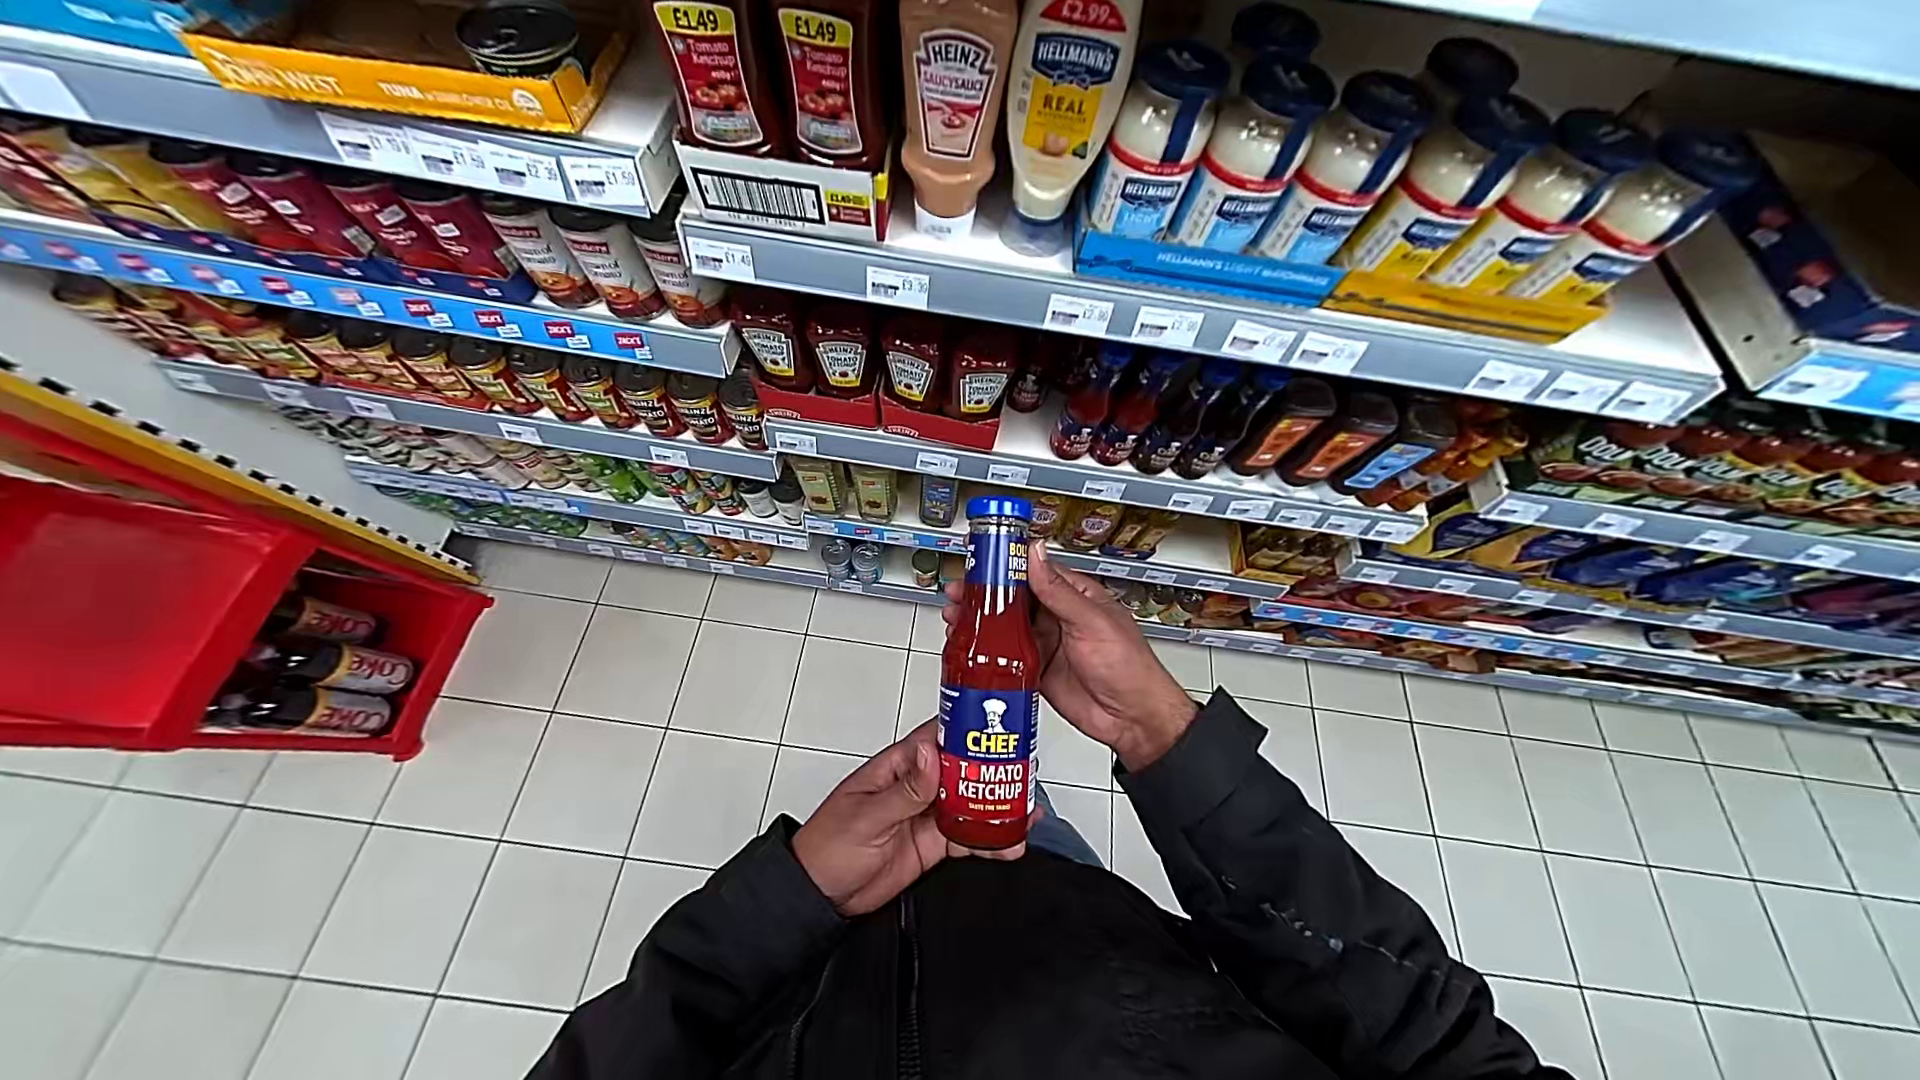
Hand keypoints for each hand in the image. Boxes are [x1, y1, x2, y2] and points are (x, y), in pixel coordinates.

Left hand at [792, 721, 1032, 916]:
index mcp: (899, 766)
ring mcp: (927, 815)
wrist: (820, 898)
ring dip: (997, 806)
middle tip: (1024, 774)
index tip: (998, 729)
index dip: (968, 730)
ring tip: (1026, 812)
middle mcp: (917, 785)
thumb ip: (904, 790)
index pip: (939, 738)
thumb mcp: (866, 815)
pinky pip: (968, 837)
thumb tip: (932, 753)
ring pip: (971, 803)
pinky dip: (990, 840)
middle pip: (963, 769)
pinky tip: (1009, 843)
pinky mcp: (932, 844)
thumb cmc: (827, 845)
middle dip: (993, 770)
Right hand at [945, 539, 1195, 770]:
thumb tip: (1036, 555)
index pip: (1033, 572)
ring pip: (1004, 627)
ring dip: (980, 621)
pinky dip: (986, 652)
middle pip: (1013, 599)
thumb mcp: (1091, 622)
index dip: (1005, 566)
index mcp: (1075, 596)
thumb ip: (1059, 591)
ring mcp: (1045, 643)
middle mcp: (1057, 617)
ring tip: (956, 616)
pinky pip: (1005, 657)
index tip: (980, 561)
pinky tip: (969, 646)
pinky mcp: (1035, 669)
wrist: (1132, 720)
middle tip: (959, 591)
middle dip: (984, 594)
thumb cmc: (1128, 667)